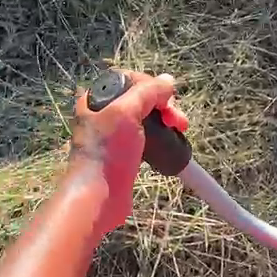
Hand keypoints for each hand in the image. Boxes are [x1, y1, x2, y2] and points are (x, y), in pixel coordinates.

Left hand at [67, 69, 176, 240]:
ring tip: (179, 129)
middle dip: (163, 104)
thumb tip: (168, 80)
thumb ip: (148, 92)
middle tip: (177, 120)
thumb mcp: (126, 112)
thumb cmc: (108, 151)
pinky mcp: (123, 151)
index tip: (165, 100)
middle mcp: (103, 111)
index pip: (130, 79)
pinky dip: (158, 134)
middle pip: (141, 97)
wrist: (98, 197)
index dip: (151, 86)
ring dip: (165, 119)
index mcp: (96, 97)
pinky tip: (167, 140)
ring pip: (146, 116)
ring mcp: (113, 133)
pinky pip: (145, 134)